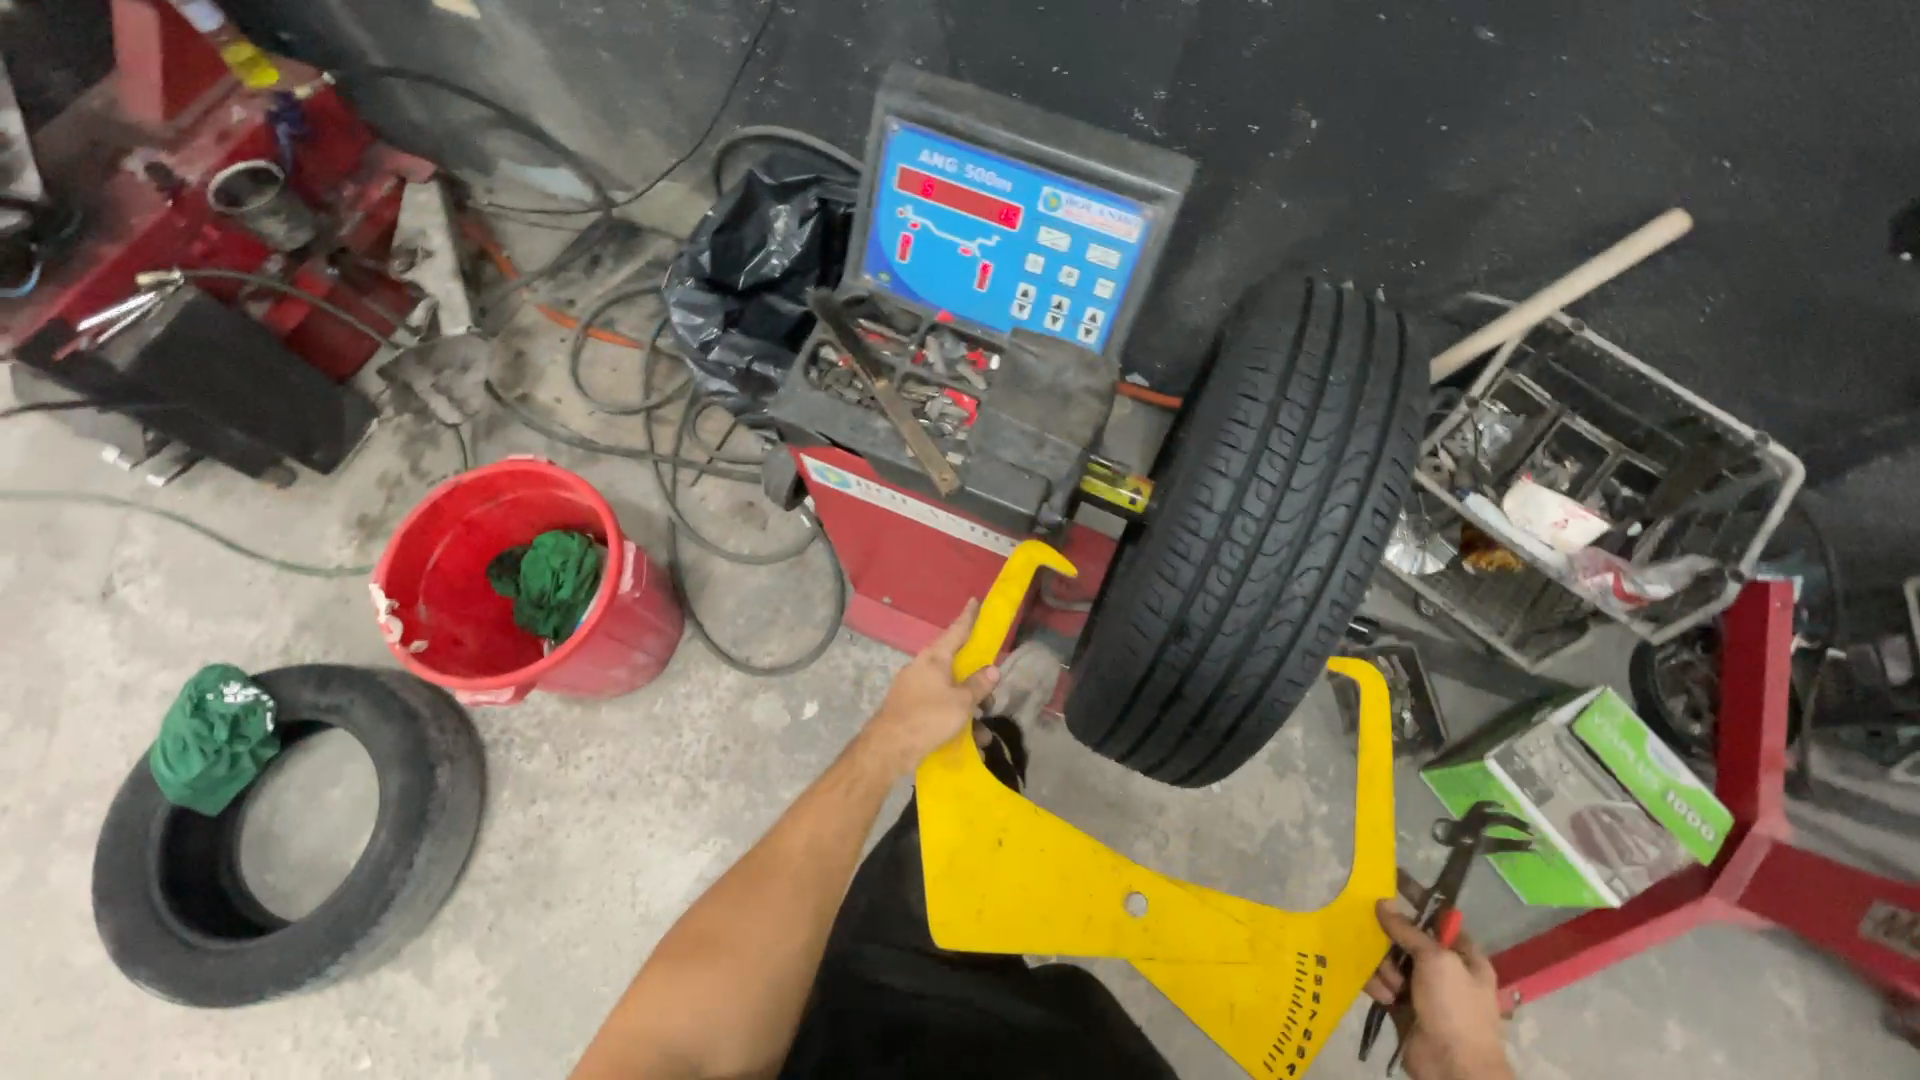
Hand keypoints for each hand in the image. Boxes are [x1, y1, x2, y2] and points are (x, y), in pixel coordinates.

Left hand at [857, 600, 999, 775]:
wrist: (889, 748)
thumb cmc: (928, 717)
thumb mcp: (962, 701)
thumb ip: (978, 685)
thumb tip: (992, 669)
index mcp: (934, 658)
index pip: (956, 631)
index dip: (968, 617)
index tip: (974, 601)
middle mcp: (922, 668)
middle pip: (955, 667)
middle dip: (976, 685)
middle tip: (991, 701)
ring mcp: (913, 689)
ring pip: (949, 693)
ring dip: (968, 711)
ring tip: (983, 735)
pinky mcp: (910, 709)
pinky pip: (939, 709)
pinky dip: (954, 722)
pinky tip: (968, 743)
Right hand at [1366, 901, 1513, 1079]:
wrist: (1454, 1068)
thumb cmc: (1455, 1008)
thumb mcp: (1436, 960)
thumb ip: (1408, 930)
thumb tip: (1384, 902)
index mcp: (1463, 956)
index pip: (1437, 917)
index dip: (1416, 897)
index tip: (1389, 878)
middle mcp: (1443, 969)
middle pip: (1406, 937)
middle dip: (1390, 940)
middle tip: (1378, 941)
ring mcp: (1423, 990)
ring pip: (1389, 960)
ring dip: (1384, 969)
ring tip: (1390, 986)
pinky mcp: (1402, 1007)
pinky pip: (1381, 983)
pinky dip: (1378, 986)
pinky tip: (1382, 996)